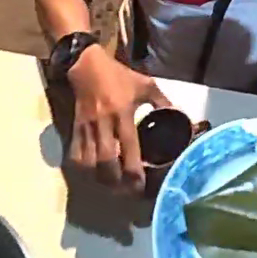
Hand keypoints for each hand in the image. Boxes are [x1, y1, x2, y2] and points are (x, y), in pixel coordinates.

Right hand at [67, 44, 170, 191]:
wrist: (88, 66)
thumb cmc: (120, 76)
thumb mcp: (145, 85)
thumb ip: (162, 102)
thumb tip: (181, 117)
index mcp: (123, 111)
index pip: (129, 147)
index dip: (134, 171)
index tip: (140, 187)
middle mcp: (103, 123)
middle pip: (105, 161)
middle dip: (115, 182)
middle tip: (127, 192)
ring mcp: (86, 127)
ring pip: (88, 163)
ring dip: (100, 179)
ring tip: (112, 187)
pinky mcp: (75, 129)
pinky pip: (75, 156)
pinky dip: (84, 170)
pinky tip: (94, 174)